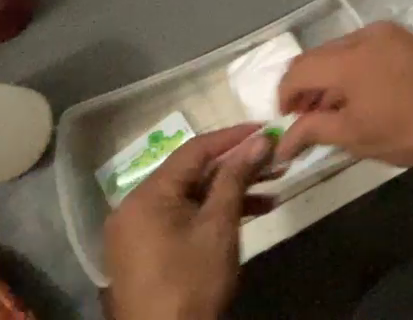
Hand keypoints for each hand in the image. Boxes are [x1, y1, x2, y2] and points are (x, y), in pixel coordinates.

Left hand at [103, 125, 272, 319]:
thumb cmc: (191, 282)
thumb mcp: (219, 225)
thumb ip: (237, 176)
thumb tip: (259, 139)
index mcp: (147, 196)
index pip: (195, 150)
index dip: (234, 137)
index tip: (267, 129)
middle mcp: (136, 207)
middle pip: (194, 172)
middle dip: (238, 166)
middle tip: (276, 161)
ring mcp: (140, 231)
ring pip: (193, 195)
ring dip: (233, 190)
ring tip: (274, 188)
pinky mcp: (148, 250)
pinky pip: (184, 216)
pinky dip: (215, 213)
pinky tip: (253, 213)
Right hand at [276, 22, 412, 166]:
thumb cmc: (407, 130)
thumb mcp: (353, 135)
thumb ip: (312, 130)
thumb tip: (282, 140)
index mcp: (349, 57)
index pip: (299, 69)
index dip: (284, 96)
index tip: (286, 122)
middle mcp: (366, 34)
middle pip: (319, 56)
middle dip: (306, 86)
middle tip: (306, 120)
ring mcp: (388, 32)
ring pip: (342, 51)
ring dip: (329, 77)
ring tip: (333, 112)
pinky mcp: (404, 38)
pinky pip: (365, 48)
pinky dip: (352, 68)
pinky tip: (359, 96)